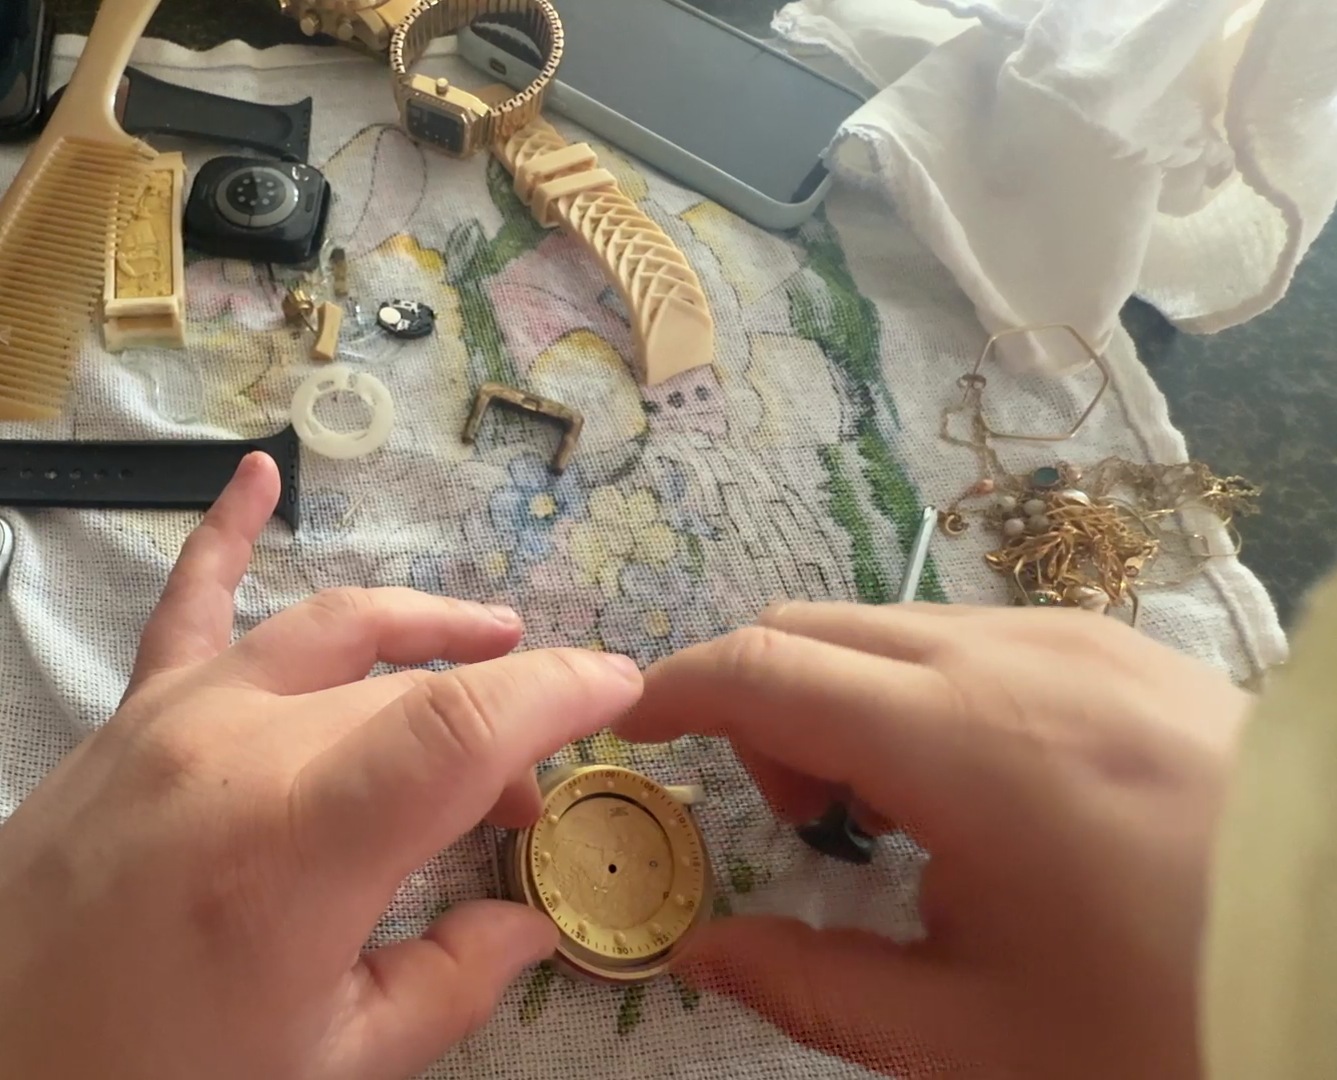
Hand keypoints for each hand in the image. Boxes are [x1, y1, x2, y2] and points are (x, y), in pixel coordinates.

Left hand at [0, 453, 642, 1077]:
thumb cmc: (146, 1070)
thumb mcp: (327, 1063)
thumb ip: (452, 983)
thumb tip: (535, 920)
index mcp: (297, 844)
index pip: (459, 725)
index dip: (555, 691)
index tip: (617, 685)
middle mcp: (242, 743)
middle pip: (412, 689)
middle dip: (498, 720)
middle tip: (526, 790)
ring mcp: (185, 705)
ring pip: (339, 629)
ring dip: (429, 629)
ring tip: (490, 637)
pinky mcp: (144, 699)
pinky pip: (192, 594)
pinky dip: (227, 528)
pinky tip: (256, 473)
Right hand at [617, 602, 1250, 1079]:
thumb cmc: (1195, 1025)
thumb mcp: (985, 1045)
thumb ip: (808, 989)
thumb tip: (696, 955)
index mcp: (967, 744)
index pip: (758, 670)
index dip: (672, 688)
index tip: (631, 724)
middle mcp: (1004, 655)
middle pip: (796, 629)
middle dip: (748, 704)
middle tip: (795, 811)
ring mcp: (1062, 633)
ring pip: (863, 626)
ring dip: (821, 695)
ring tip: (886, 805)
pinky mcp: (1105, 638)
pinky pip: (938, 634)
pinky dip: (892, 687)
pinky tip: (961, 777)